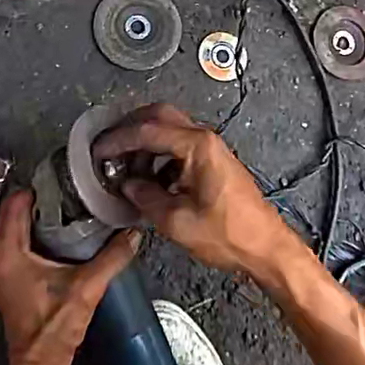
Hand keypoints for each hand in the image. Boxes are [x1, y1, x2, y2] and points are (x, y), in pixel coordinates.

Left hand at [0, 189, 140, 364]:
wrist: (40, 364)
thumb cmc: (55, 325)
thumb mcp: (87, 287)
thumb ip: (113, 256)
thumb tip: (134, 232)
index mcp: (9, 252)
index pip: (15, 202)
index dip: (38, 187)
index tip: (63, 179)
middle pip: (14, 211)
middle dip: (41, 199)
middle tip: (71, 190)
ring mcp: (1, 267)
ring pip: (15, 226)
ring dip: (38, 215)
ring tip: (70, 206)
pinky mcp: (9, 276)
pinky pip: (17, 241)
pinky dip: (35, 231)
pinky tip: (61, 232)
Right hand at [91, 104, 302, 281]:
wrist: (266, 247)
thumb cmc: (230, 234)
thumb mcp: (177, 221)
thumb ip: (146, 197)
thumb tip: (128, 185)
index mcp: (197, 146)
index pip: (147, 131)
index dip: (117, 140)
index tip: (99, 151)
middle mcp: (205, 139)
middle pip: (159, 117)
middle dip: (130, 128)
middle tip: (109, 146)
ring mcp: (211, 149)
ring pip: (170, 130)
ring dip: (145, 144)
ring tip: (126, 168)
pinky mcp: (213, 162)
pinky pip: (180, 147)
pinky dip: (159, 156)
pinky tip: (149, 180)